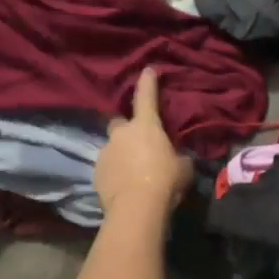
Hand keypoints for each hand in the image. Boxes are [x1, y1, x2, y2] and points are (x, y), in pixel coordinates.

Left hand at [96, 69, 191, 215]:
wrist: (137, 208)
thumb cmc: (165, 180)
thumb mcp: (183, 166)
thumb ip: (178, 156)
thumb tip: (177, 157)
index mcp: (145, 125)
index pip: (146, 96)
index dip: (148, 81)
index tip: (148, 70)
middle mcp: (121, 133)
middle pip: (120, 123)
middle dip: (127, 130)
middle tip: (138, 143)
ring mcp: (105, 152)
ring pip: (112, 147)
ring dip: (121, 154)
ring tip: (132, 171)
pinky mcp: (96, 172)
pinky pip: (106, 167)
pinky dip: (114, 172)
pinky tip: (123, 184)